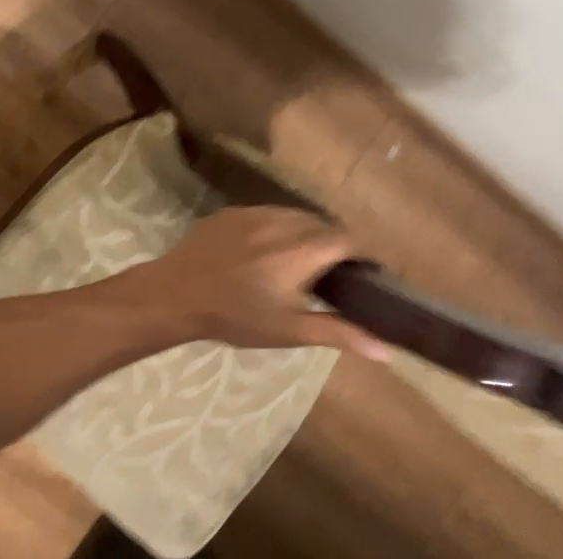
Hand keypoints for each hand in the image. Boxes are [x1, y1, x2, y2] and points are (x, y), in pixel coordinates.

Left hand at [137, 207, 388, 359]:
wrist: (176, 293)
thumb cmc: (235, 316)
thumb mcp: (289, 329)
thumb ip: (339, 332)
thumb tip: (387, 349)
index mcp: (300, 250)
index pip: (347, 239)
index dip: (364, 254)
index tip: (369, 274)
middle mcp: (279, 223)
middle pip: (322, 224)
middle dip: (336, 244)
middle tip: (338, 273)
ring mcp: (251, 213)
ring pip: (293, 215)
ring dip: (307, 233)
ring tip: (306, 261)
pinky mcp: (229, 213)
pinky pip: (265, 214)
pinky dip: (278, 228)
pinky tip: (268, 251)